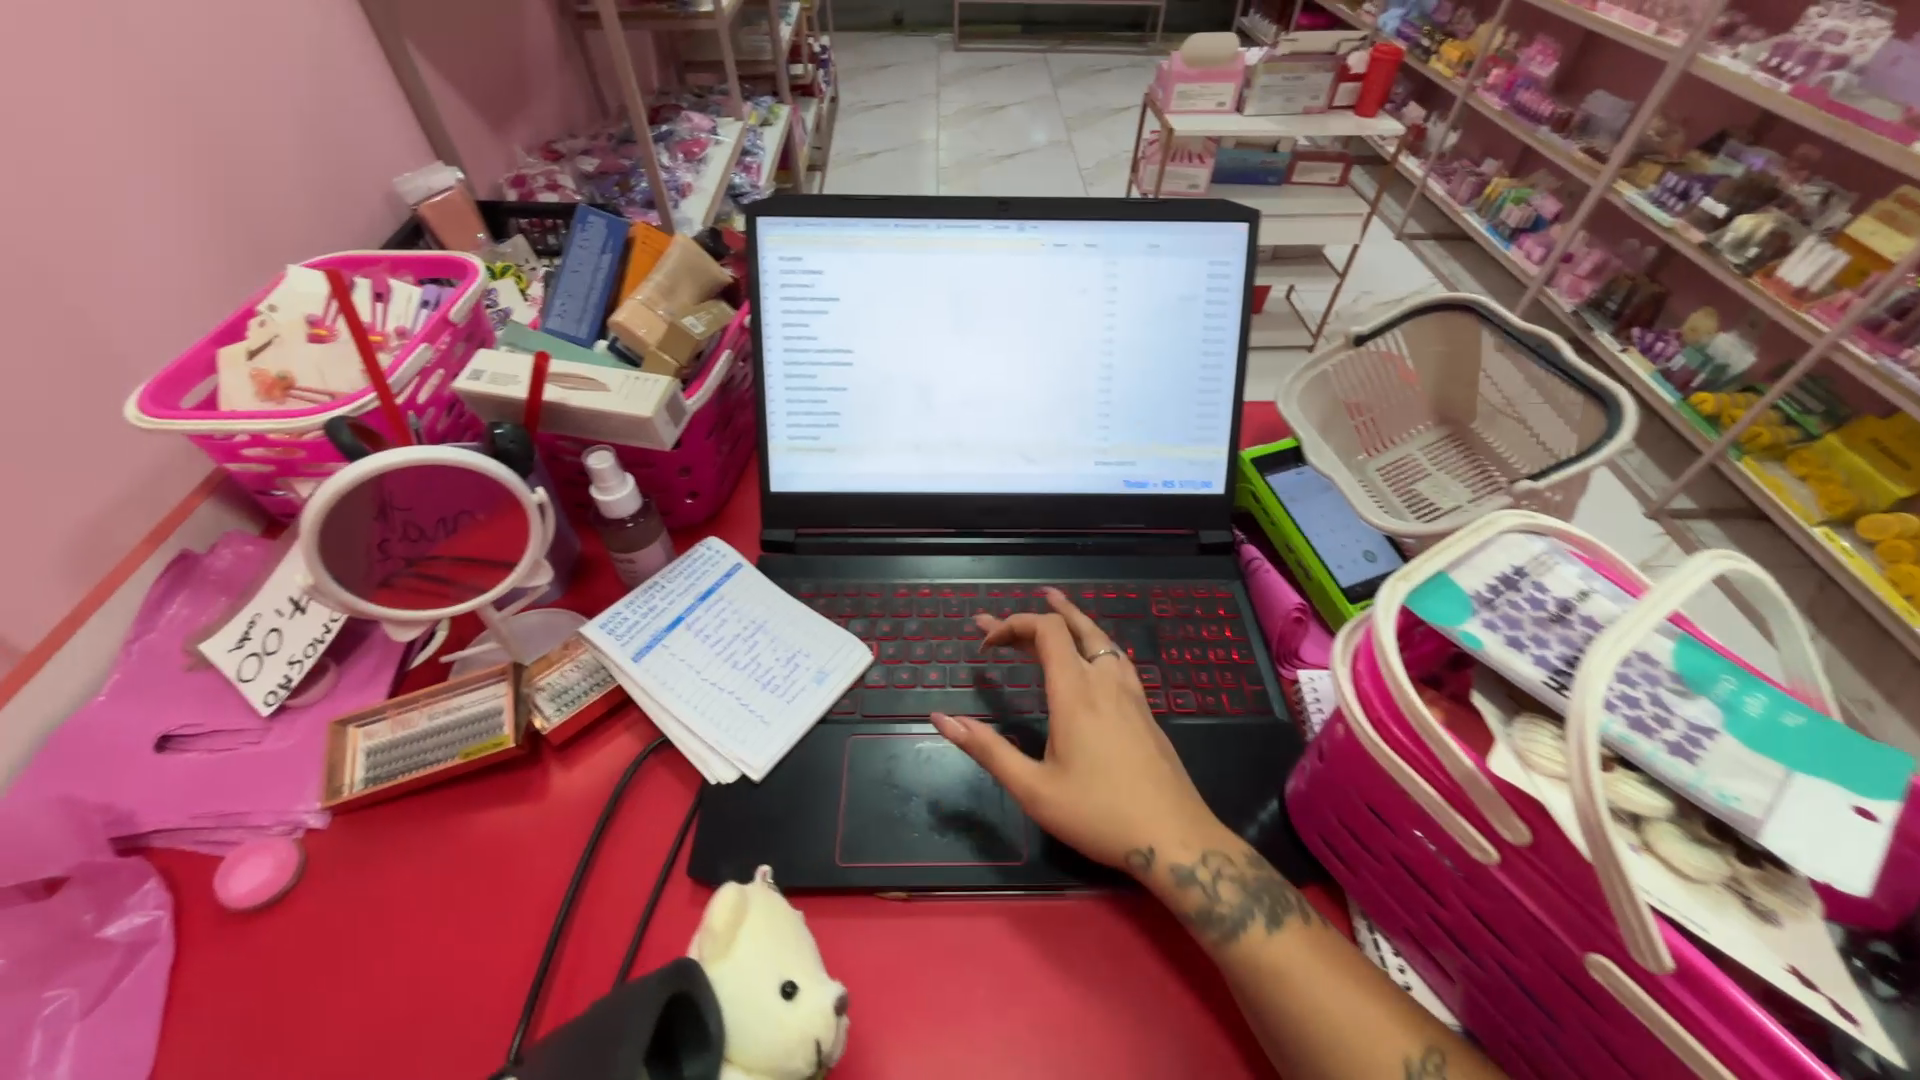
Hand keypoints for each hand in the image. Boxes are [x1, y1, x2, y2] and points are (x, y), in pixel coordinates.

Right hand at [929, 588, 1224, 876]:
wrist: (1173, 837)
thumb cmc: (1097, 814)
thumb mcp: (1032, 788)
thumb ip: (987, 749)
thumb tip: (941, 718)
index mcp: (1075, 693)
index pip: (1046, 631)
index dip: (1012, 625)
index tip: (984, 645)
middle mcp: (1105, 681)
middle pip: (1071, 627)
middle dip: (1032, 618)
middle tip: (997, 621)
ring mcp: (1132, 694)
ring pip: (1100, 638)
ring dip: (1071, 619)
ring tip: (1052, 605)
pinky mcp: (1146, 710)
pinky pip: (1116, 658)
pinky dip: (1094, 641)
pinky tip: (1093, 655)